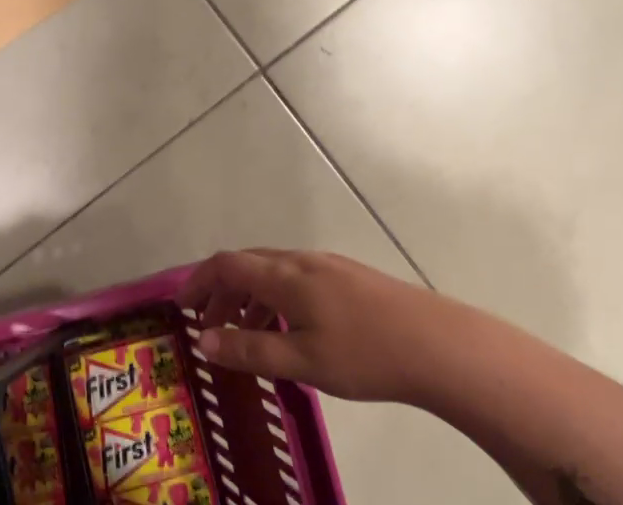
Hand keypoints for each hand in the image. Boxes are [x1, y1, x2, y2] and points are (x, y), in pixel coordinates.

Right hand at [177, 249, 458, 405]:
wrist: (441, 346)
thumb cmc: (365, 355)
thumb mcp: (301, 361)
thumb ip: (250, 350)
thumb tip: (204, 340)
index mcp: (285, 276)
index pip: (227, 265)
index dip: (199, 281)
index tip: (182, 307)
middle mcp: (302, 261)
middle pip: (248, 264)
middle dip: (222, 291)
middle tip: (210, 325)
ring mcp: (329, 267)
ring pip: (275, 272)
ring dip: (250, 297)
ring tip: (247, 335)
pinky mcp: (351, 279)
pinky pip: (297, 279)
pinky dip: (277, 298)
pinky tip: (291, 330)